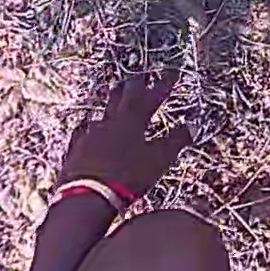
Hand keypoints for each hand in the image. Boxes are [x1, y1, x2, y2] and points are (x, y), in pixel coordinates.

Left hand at [61, 72, 192, 199]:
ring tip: (116, 92)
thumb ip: (175, 141)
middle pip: (123, 95)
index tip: (172, 74)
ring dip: (112, 100)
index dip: (163, 85)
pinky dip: (90, 125)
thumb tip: (192, 126)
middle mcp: (111, 121)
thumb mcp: (159, 159)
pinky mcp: (78, 148)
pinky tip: (87, 126)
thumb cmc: (127, 176)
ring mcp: (91, 133)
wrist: (88, 196)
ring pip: (103, 110)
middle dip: (134, 84)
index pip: (152, 96)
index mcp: (132, 120)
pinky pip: (84, 130)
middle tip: (141, 76)